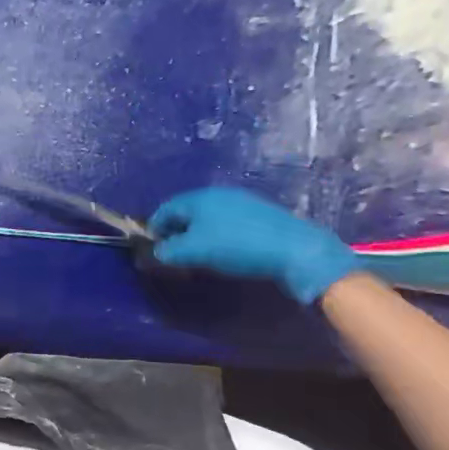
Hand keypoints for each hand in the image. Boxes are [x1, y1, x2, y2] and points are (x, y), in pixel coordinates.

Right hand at [148, 187, 360, 305]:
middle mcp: (217, 194)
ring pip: (207, 218)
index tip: (153, 251)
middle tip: (175, 255)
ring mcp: (241, 201)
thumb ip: (166, 251)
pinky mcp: (260, 213)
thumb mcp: (192, 252)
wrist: (296, 250)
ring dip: (197, 235)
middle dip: (176, 233)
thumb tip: (154, 253)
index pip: (163, 210)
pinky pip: (227, 222)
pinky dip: (218, 235)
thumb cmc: (235, 246)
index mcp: (197, 198)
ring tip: (200, 255)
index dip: (154, 230)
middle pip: (186, 213)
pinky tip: (226, 251)